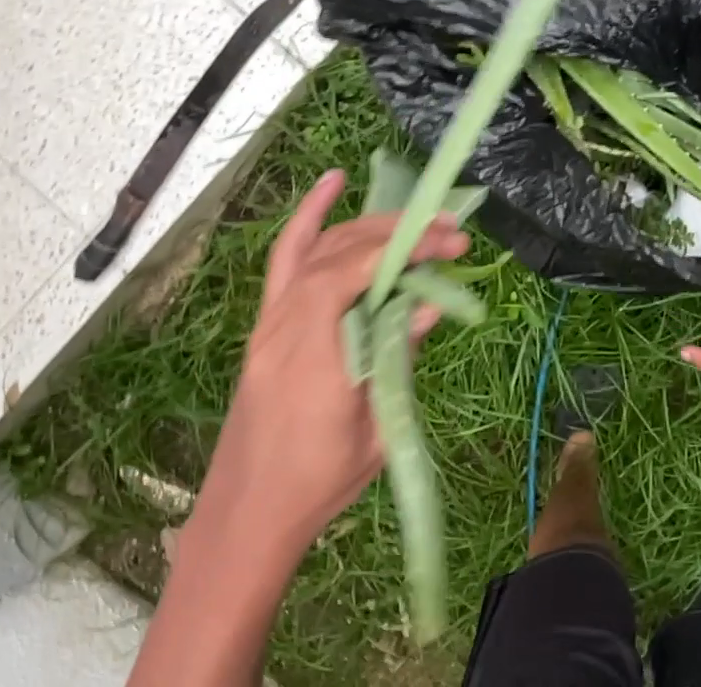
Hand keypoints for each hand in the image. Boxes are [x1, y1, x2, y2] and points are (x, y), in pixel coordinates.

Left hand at [196, 169, 468, 549]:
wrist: (248, 514)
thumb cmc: (318, 483)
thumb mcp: (375, 428)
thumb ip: (398, 359)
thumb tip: (429, 306)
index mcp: (311, 354)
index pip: (355, 273)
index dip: (405, 248)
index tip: (452, 244)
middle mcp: (283, 325)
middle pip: (338, 253)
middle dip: (398, 233)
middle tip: (450, 232)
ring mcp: (269, 322)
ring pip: (315, 250)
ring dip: (366, 226)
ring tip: (416, 220)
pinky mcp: (267, 326)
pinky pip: (286, 260)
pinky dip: (309, 219)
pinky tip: (330, 186)